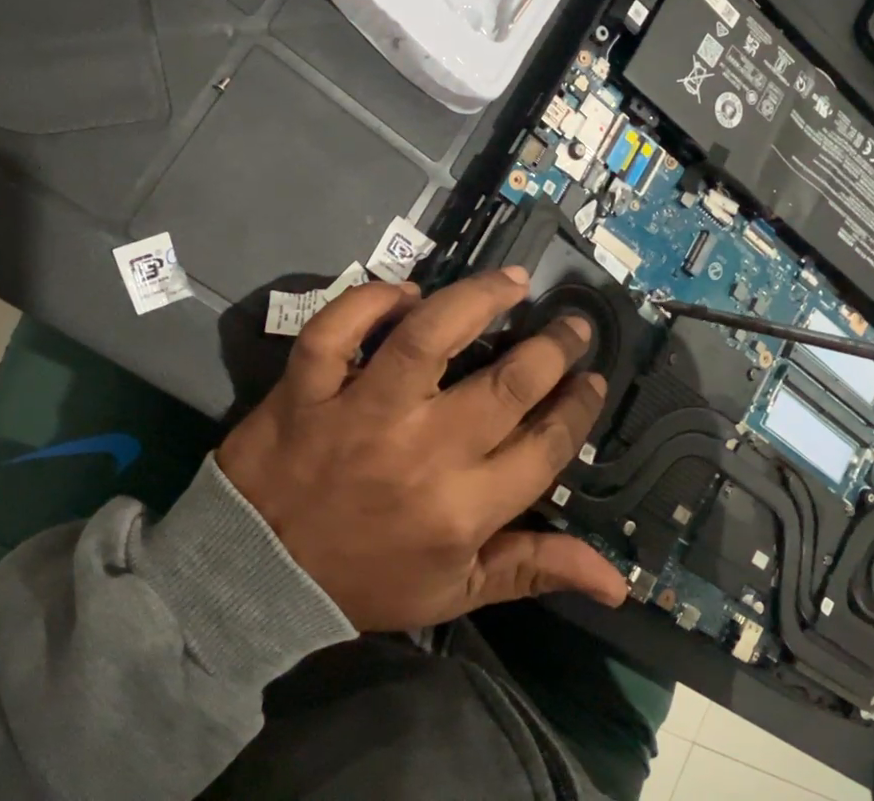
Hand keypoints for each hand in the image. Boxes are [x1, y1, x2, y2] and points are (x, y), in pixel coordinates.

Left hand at [216, 266, 627, 631]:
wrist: (256, 575)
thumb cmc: (363, 583)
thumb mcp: (454, 592)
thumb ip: (532, 570)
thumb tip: (618, 581)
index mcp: (464, 508)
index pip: (545, 445)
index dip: (578, 406)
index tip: (592, 379)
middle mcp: (422, 451)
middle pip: (506, 383)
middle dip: (552, 347)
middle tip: (570, 323)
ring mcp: (360, 413)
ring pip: (426, 337)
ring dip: (476, 300)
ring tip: (510, 281)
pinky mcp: (306, 389)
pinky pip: (337, 330)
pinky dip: (368, 301)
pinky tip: (404, 293)